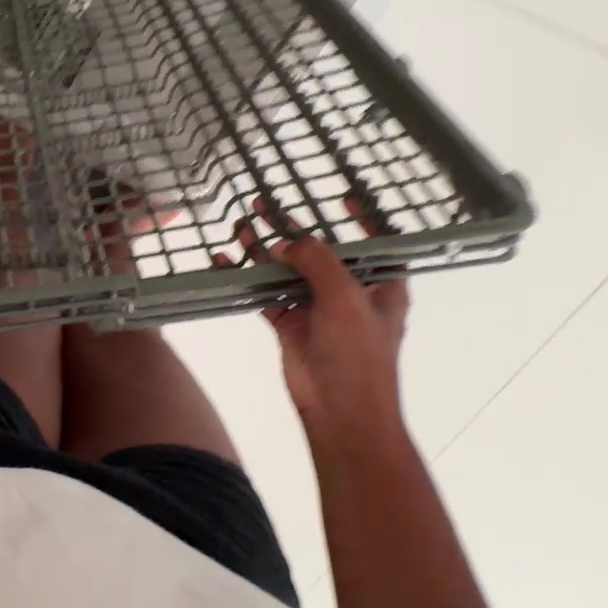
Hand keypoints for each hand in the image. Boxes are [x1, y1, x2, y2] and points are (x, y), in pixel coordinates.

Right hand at [220, 201, 409, 441]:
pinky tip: (226, 260)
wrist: (340, 410)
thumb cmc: (358, 352)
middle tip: (266, 203)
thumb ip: (317, 261)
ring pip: (287, 270)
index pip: (376, 244)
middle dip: (295, 228)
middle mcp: (349, 294)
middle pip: (320, 252)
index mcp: (381, 287)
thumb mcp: (345, 298)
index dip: (364, 220)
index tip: (343, 197)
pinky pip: (264, 292)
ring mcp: (317, 308)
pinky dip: (246, 277)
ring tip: (241, 223)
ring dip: (265, 249)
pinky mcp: (289, 323)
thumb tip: (285, 245)